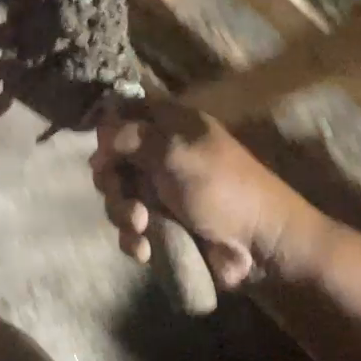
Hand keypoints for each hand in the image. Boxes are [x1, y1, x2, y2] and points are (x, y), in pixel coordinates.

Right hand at [92, 100, 328, 288]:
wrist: (260, 247)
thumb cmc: (222, 189)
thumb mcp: (175, 152)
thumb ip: (130, 137)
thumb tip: (100, 136)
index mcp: (172, 126)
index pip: (127, 111)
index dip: (108, 128)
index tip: (104, 150)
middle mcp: (163, 154)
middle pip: (114, 159)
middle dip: (113, 182)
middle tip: (126, 197)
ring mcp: (162, 192)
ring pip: (118, 196)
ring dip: (123, 213)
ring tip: (142, 227)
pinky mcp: (162, 226)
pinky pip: (130, 227)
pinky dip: (134, 238)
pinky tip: (146, 248)